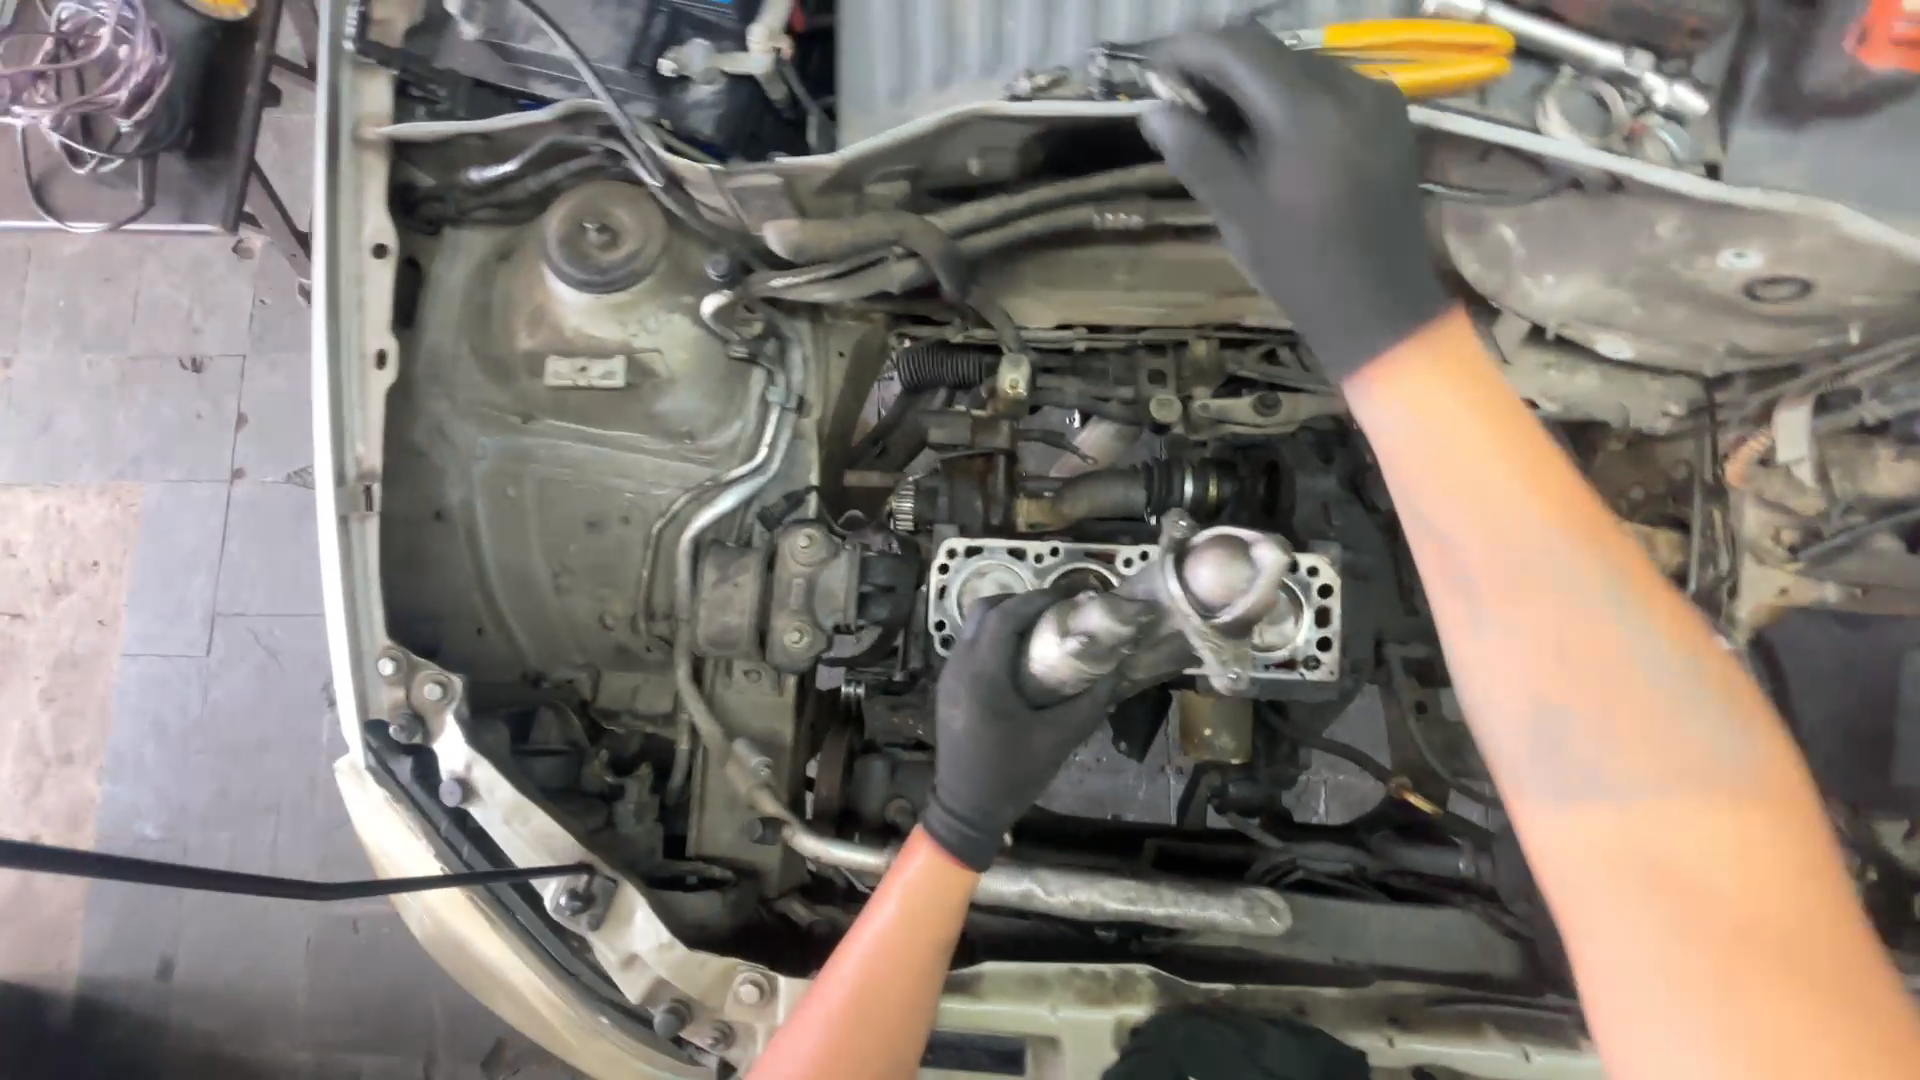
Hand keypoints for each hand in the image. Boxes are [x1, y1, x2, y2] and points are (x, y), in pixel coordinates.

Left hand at [921, 589, 1122, 870]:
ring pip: (973, 626)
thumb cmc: (1011, 776)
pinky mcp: (949, 687)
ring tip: (1042, 629)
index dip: (1036, 600)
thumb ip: (1090, 703)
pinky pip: (970, 646)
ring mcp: (949, 675)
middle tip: (1055, 611)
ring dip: (1006, 619)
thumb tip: (1116, 670)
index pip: (1004, 616)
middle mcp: (959, 666)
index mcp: (982, 675)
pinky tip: (1021, 656)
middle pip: (984, 611)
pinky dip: (994, 638)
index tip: (1068, 598)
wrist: (965, 809)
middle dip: (1020, 602)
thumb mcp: (1058, 740)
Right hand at [1140, 31, 1453, 383]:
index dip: (1188, 48)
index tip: (1152, 65)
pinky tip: (1268, 137)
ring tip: (1218, 125)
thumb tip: (1151, 111)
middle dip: (1218, 66)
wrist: (1377, 306)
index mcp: (1307, 110)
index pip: (1238, 48)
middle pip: (1270, 51)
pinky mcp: (1390, 118)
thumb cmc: (1299, 268)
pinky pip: (1329, 89)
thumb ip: (1196, 155)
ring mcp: (1377, 99)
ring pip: (1300, 67)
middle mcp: (1349, 86)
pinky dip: (1289, 100)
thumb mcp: (1237, 214)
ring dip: (1253, 84)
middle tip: (1178, 100)